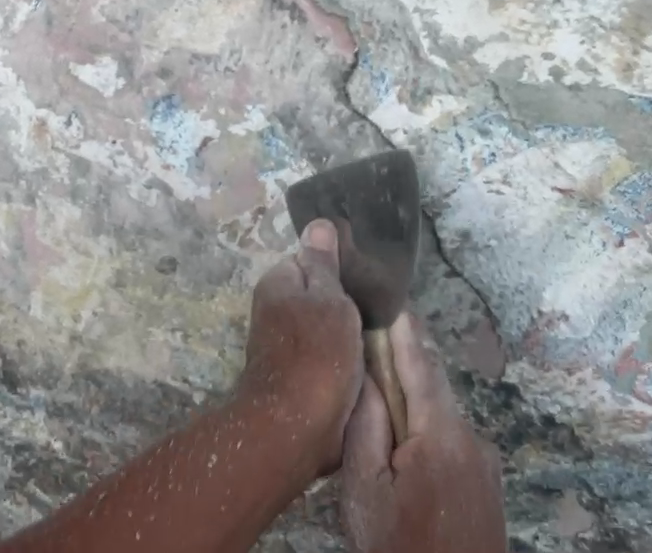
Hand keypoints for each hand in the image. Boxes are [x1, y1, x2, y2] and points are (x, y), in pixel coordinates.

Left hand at [233, 219, 363, 477]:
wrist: (296, 428)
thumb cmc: (316, 354)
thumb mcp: (329, 299)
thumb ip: (325, 264)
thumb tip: (318, 223)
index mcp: (277, 283)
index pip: (311, 261)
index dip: (339, 270)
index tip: (364, 283)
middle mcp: (274, 309)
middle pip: (319, 296)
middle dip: (345, 306)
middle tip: (376, 315)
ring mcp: (283, 345)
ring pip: (326, 329)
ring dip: (348, 337)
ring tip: (377, 342)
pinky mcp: (297, 375)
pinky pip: (327, 356)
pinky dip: (344, 361)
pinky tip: (365, 368)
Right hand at [341, 314, 505, 552]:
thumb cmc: (396, 548)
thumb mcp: (365, 489)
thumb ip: (366, 426)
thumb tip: (369, 376)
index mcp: (442, 437)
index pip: (421, 367)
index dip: (405, 332)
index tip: (392, 300)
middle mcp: (472, 440)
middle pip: (434, 386)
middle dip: (404, 360)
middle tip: (373, 334)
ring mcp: (486, 464)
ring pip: (442, 414)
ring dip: (413, 396)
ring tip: (378, 385)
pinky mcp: (487, 485)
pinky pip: (451, 438)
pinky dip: (426, 424)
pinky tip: (403, 435)